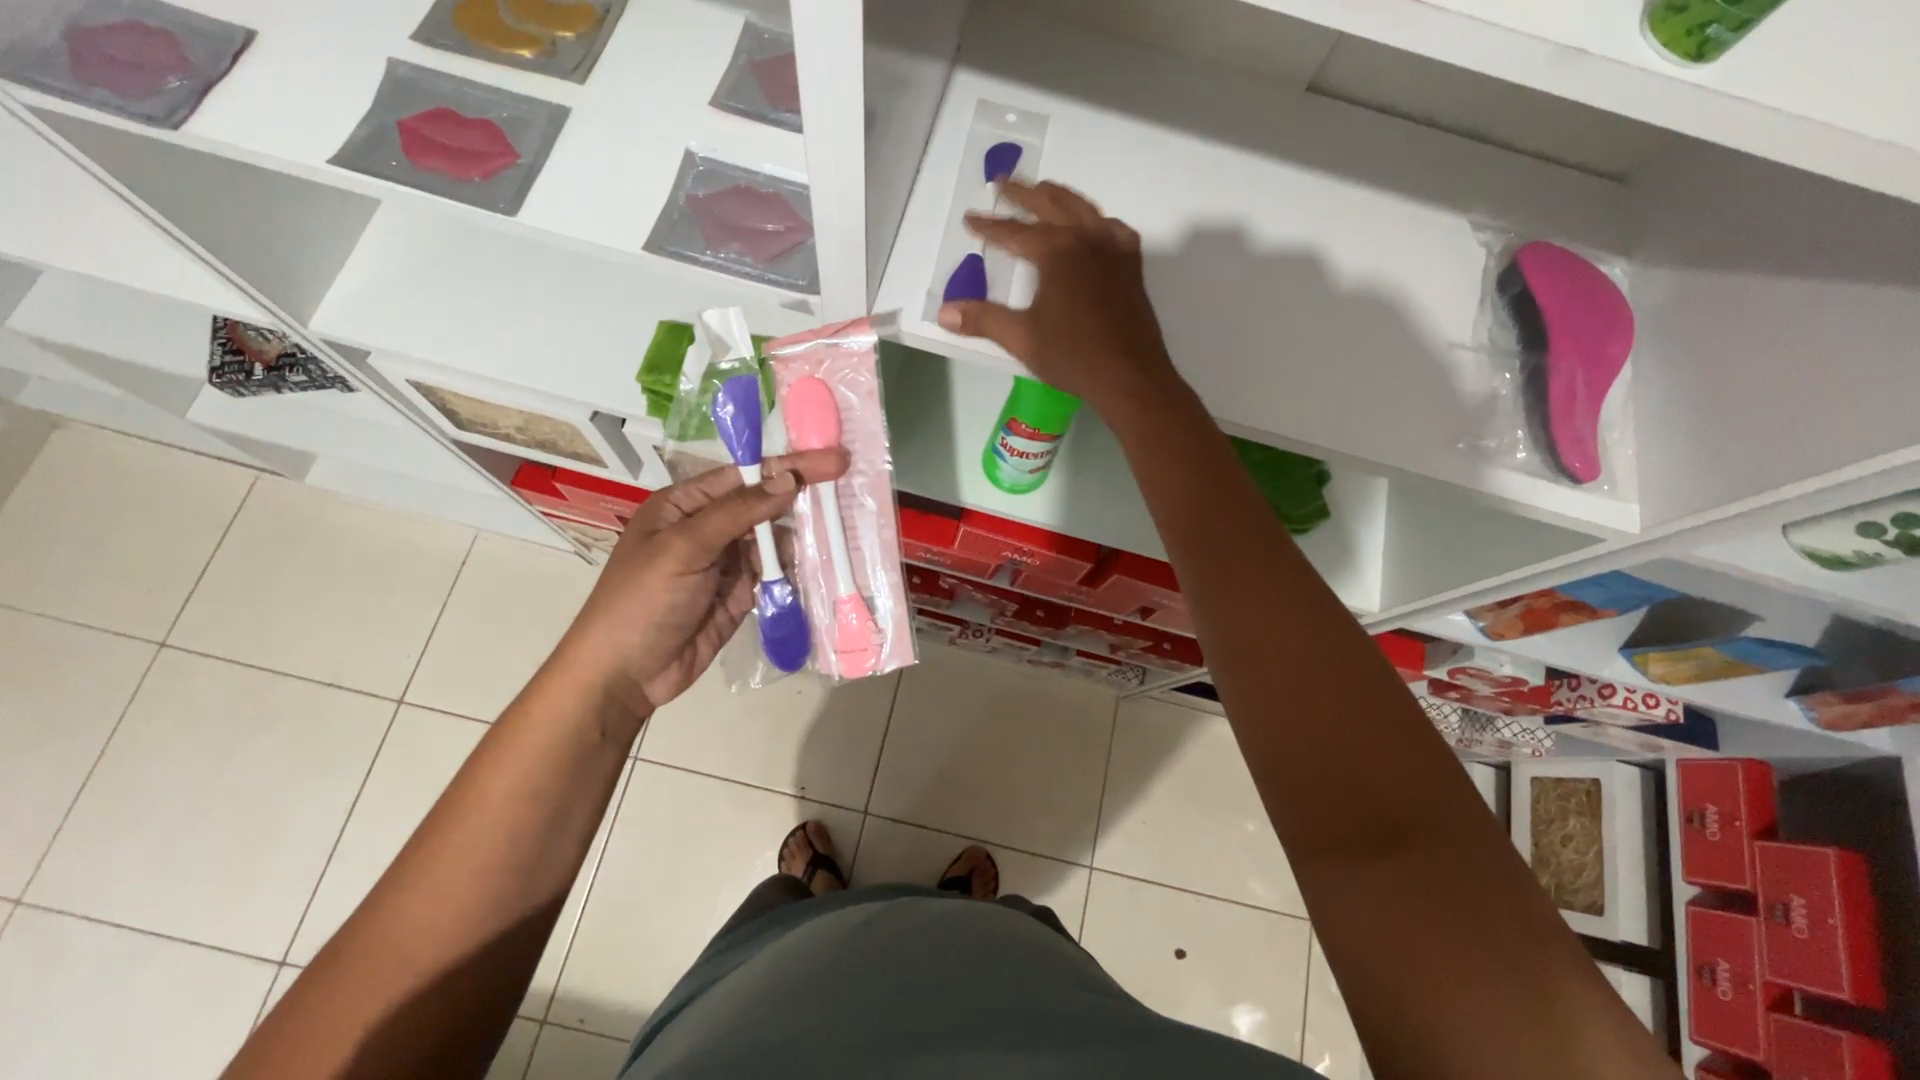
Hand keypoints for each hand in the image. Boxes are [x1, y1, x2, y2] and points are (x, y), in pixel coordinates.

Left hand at [554, 447, 848, 714]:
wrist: (625, 674)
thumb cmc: (642, 601)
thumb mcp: (684, 548)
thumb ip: (738, 512)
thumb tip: (788, 479)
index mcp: (683, 505)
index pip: (744, 476)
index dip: (789, 466)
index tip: (834, 461)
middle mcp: (706, 528)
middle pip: (763, 504)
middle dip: (801, 497)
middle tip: (848, 488)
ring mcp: (724, 563)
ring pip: (772, 540)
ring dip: (801, 536)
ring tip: (842, 528)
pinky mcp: (739, 595)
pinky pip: (774, 574)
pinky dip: (795, 570)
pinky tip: (821, 564)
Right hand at [936, 180, 1180, 408]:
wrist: (1130, 376)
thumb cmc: (1073, 356)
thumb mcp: (1022, 338)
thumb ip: (984, 319)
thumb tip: (943, 312)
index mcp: (1057, 251)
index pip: (1014, 232)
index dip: (989, 227)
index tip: (969, 219)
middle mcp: (1086, 239)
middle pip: (1050, 205)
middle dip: (1024, 193)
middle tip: (1002, 181)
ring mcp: (1113, 248)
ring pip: (1083, 209)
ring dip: (1059, 196)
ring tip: (1043, 190)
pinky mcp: (1131, 265)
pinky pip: (1113, 229)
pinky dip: (1096, 221)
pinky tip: (1092, 228)